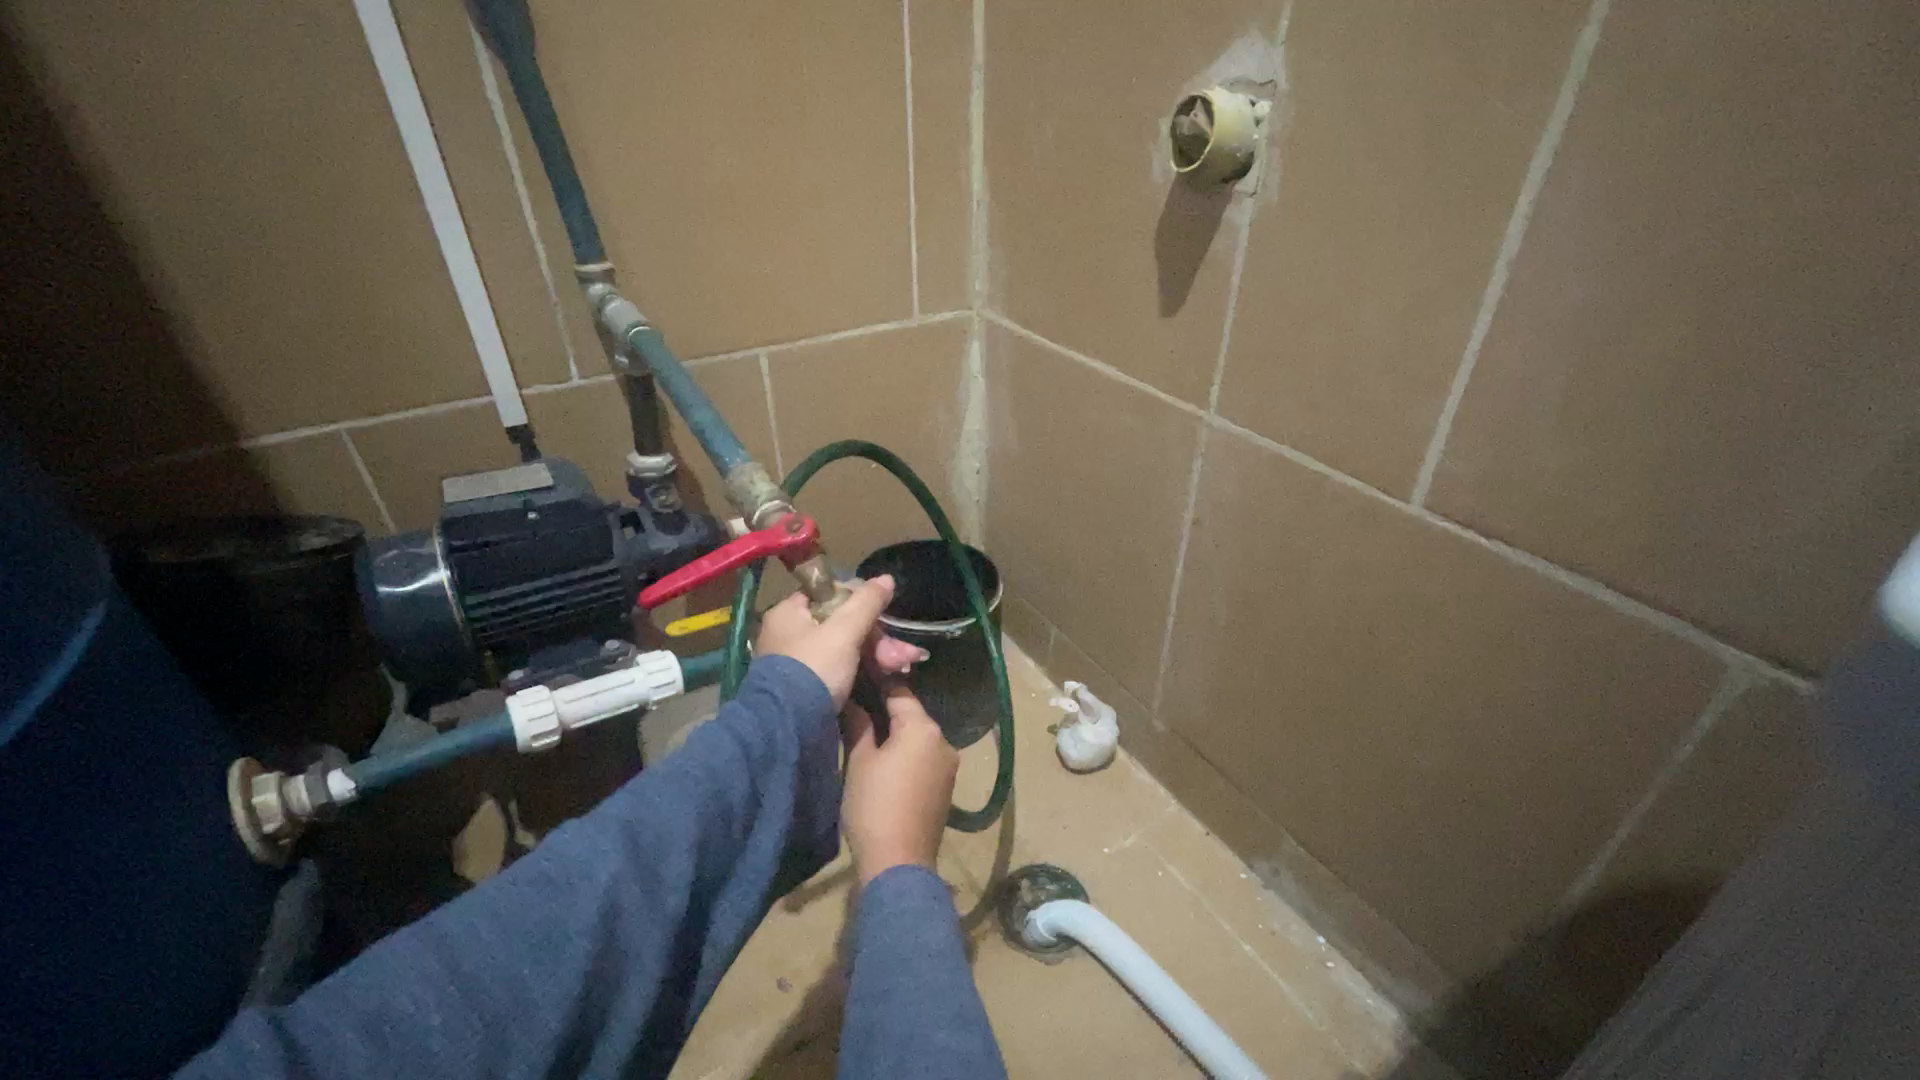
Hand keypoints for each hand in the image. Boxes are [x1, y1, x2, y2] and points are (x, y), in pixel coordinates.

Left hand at [755, 576, 926, 708]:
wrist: (790, 727)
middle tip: (904, 653)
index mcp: (789, 613)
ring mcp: (799, 661)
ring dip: (879, 654)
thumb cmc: (814, 669)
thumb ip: (866, 603)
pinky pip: (842, 668)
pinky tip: (890, 673)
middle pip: (842, 624)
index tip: (883, 612)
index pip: (828, 594)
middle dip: (879, 637)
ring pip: (846, 647)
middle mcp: (790, 634)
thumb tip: (887, 578)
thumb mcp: (844, 632)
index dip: (858, 601)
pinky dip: (865, 669)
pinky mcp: (810, 686)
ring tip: (906, 664)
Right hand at [840, 683, 958, 883]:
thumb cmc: (874, 806)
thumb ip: (859, 726)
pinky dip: (906, 754)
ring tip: (865, 734)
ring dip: (896, 734)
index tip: (857, 676)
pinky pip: (924, 757)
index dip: (877, 683)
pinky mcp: (946, 786)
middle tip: (855, 706)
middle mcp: (943, 740)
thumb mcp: (859, 762)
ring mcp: (948, 765)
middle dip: (886, 710)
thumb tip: (853, 701)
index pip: (898, 693)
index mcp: (923, 728)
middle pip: (911, 715)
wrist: (899, 863)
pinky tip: (884, 761)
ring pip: (918, 737)